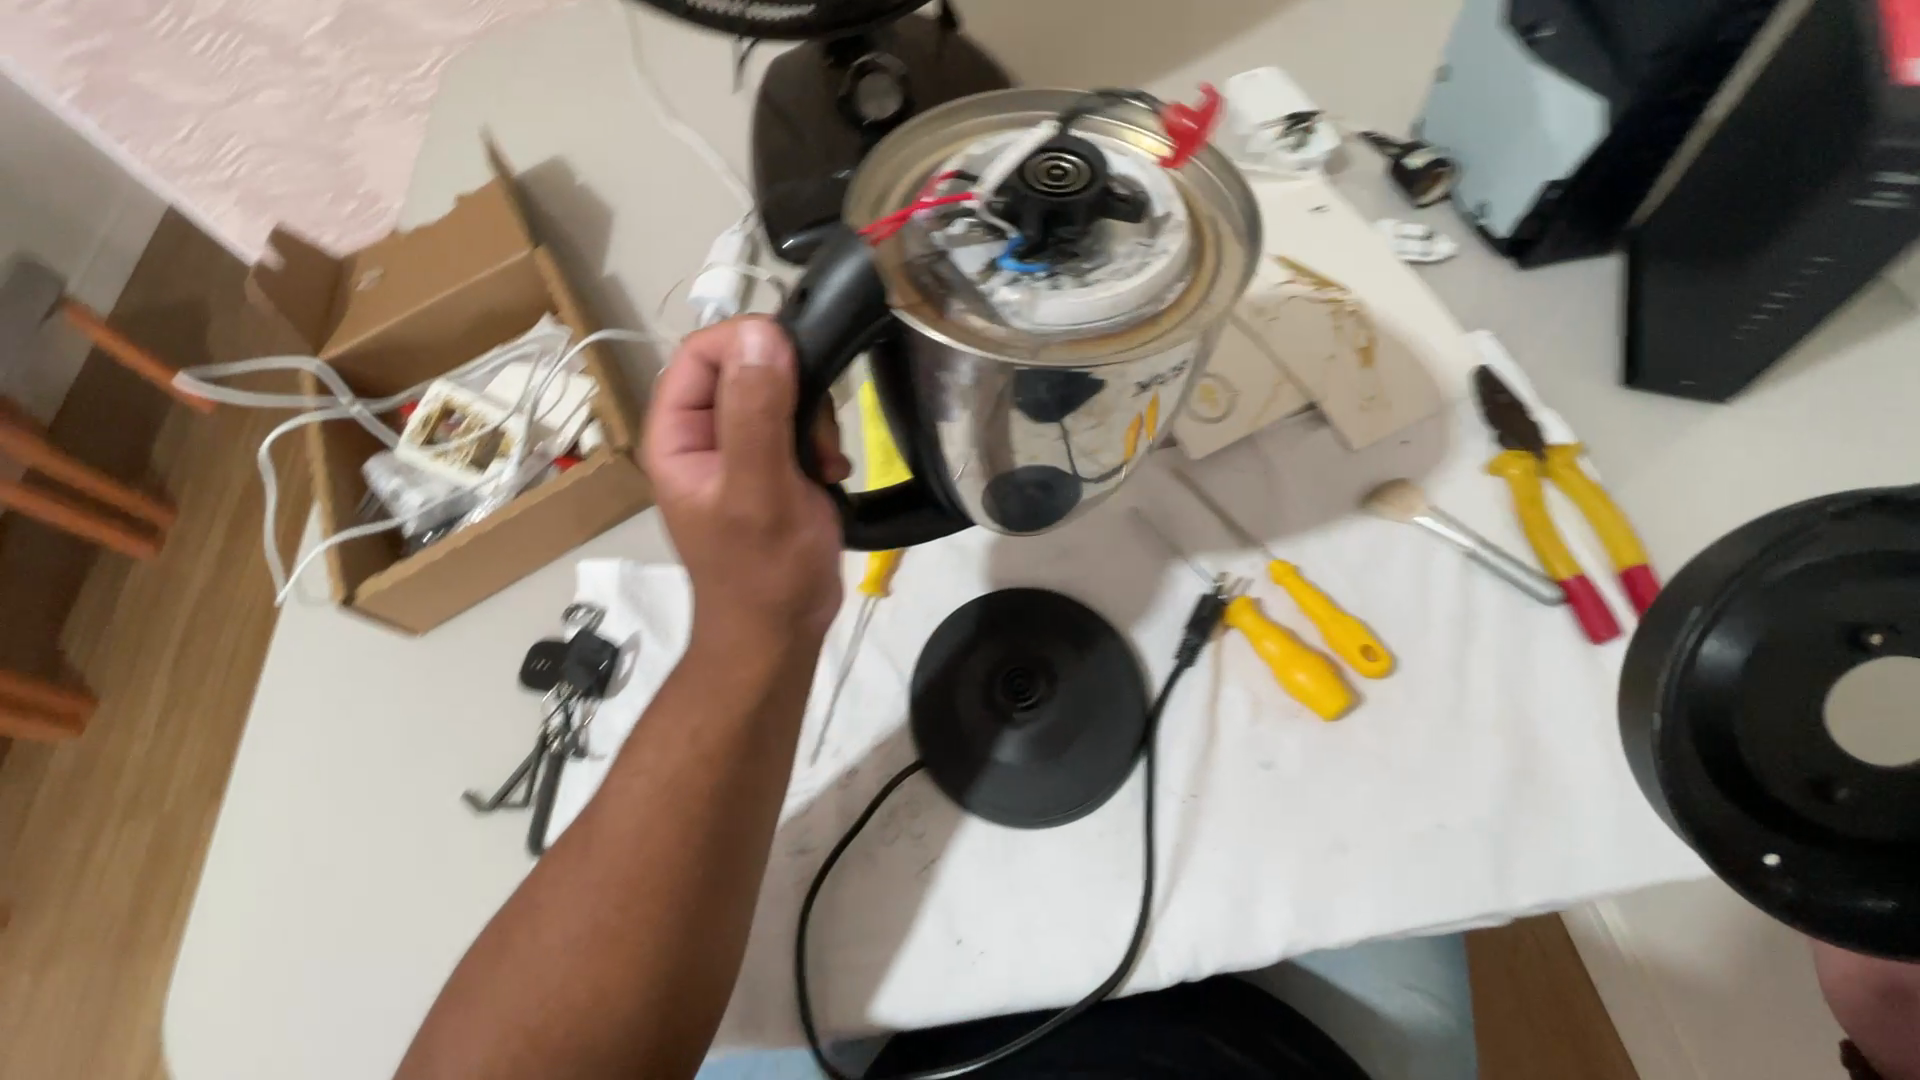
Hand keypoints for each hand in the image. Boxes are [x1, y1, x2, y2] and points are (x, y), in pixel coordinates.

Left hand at [643, 317, 851, 651]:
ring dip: (812, 419)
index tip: (801, 369)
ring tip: (824, 464)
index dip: (749, 345)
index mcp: (677, 434)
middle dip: (791, 388)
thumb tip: (762, 332)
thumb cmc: (763, 571)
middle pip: (744, 366)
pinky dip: (821, 442)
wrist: (780, 631)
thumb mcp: (759, 490)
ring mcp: (739, 452)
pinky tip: (830, 475)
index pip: (701, 351)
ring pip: (777, 393)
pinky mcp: (772, 468)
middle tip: (817, 436)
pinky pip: (797, 425)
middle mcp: (702, 435)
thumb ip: (756, 412)